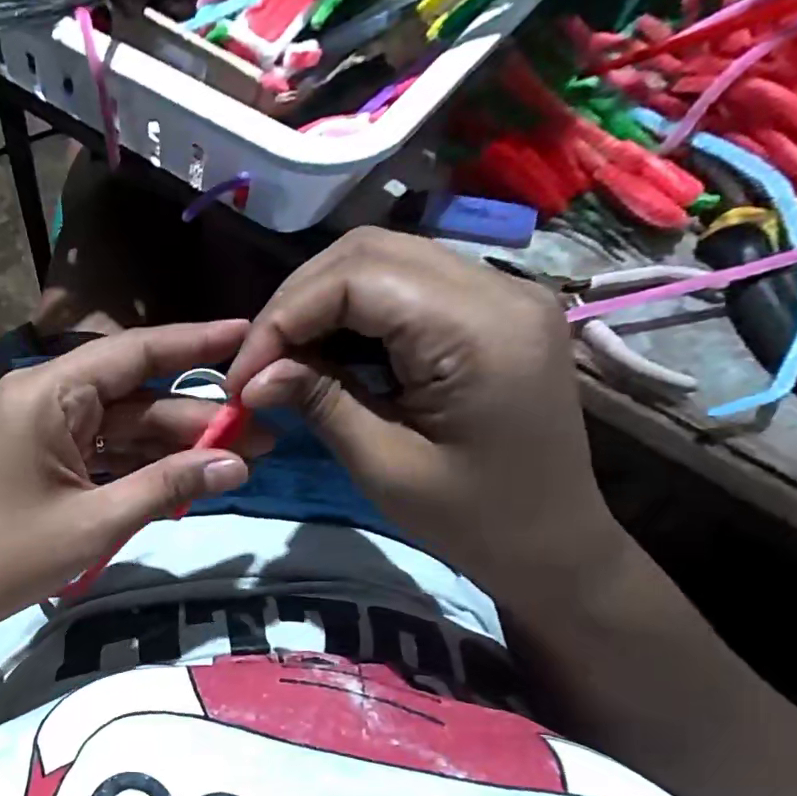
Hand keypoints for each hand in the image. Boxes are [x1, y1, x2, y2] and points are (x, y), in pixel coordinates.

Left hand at [0, 321, 270, 674]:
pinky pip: (103, 445)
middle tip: (260, 433)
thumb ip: (168, 486)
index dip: (193, 342)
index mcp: (45, 394)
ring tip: (238, 458)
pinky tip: (188, 473)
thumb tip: (237, 465)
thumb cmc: (13, 557)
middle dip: (195, 416)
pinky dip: (141, 460)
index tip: (246, 333)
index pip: (131, 353)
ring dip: (174, 442)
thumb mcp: (97, 522)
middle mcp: (43, 396)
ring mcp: (43, 425)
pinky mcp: (45, 453)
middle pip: (134, 393)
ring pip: (122, 422)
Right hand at [225, 228, 623, 597]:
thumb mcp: (385, 466)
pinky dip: (356, 311)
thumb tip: (255, 376)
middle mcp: (497, 288)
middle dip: (297, 302)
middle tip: (259, 363)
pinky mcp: (493, 309)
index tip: (244, 376)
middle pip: (369, 251)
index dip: (285, 317)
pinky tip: (330, 351)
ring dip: (323, 302)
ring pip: (386, 258)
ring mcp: (501, 292)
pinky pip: (409, 284)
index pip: (357, 277)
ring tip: (285, 358)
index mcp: (476, 329)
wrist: (553, 544)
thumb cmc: (473, 520)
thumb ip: (321, 403)